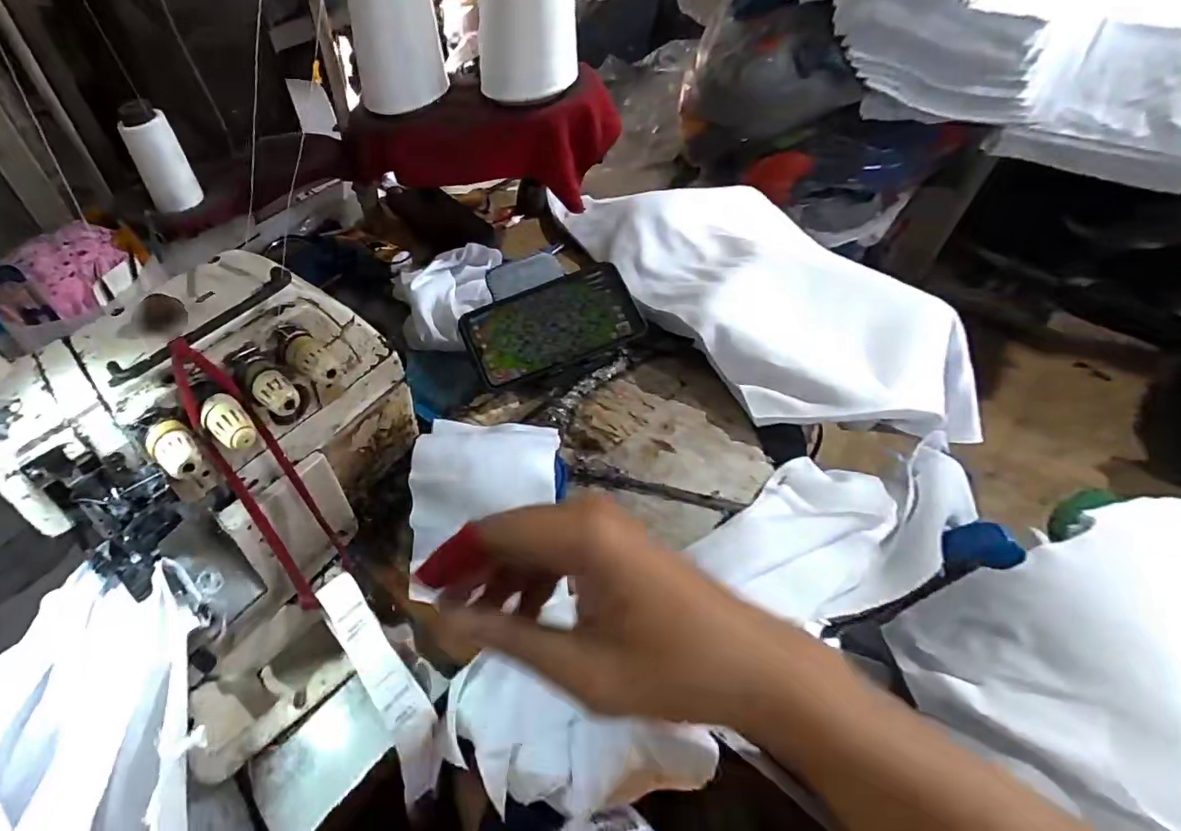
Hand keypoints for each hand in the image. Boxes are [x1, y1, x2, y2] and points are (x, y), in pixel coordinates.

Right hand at [432, 493, 821, 730]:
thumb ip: (505, 637)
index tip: (422, 590)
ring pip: (529, 538)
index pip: (491, 532)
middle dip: (474, 570)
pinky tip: (524, 612)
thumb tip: (443, 620)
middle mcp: (585, 510)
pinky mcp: (614, 534)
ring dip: (501, 575)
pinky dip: (532, 574)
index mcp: (577, 532)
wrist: (758, 668)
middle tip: (447, 610)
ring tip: (481, 618)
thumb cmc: (670, 670)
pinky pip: (555, 545)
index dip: (452, 560)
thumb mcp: (579, 668)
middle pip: (507, 530)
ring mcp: (603, 519)